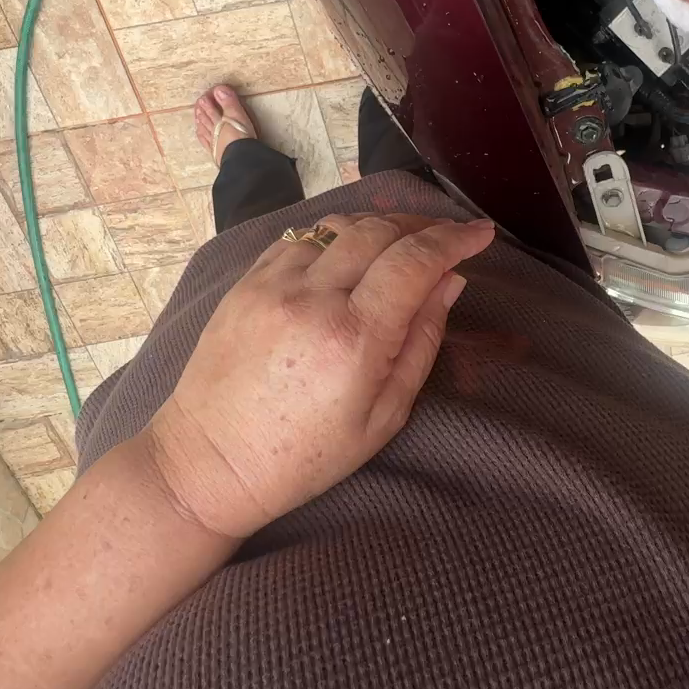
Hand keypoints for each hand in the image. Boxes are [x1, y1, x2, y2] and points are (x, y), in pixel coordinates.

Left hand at [141, 214, 493, 539]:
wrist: (206, 463)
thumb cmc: (304, 456)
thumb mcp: (384, 417)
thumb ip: (422, 342)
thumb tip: (449, 282)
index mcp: (352, 338)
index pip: (415, 261)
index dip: (455, 239)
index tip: (482, 234)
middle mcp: (312, 298)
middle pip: (381, 230)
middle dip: (424, 225)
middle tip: (448, 237)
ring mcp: (272, 284)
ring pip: (341, 225)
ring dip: (382, 226)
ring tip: (403, 242)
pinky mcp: (246, 282)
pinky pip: (303, 237)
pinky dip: (338, 235)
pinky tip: (351, 252)